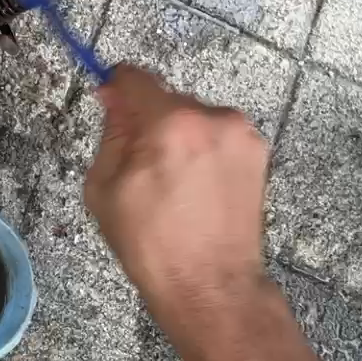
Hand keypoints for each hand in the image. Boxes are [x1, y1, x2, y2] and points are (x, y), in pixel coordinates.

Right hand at [83, 64, 272, 321]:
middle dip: (147, 121)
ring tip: (169, 183)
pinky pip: (215, 135)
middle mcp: (212, 118)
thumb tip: (113, 99)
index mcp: (170, 123)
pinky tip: (193, 187)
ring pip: (192, 117)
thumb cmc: (149, 242)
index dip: (115, 88)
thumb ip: (111, 133)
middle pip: (165, 99)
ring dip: (175, 136)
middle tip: (137, 165)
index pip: (134, 78)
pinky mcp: (257, 152)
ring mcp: (241, 134)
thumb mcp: (104, 186)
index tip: (108, 103)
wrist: (208, 282)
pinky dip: (200, 150)